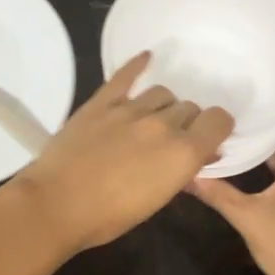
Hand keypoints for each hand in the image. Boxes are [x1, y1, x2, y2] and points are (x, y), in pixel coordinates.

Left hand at [10, 52, 234, 253]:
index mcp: (183, 153)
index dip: (218, 127)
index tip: (211, 136)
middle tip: (173, 139)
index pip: (218, 120)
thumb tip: (202, 154)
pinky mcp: (100, 102)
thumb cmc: (109, 216)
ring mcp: (130, 109)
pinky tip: (145, 58)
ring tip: (153, 120)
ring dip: (164, 106)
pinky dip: (137, 66)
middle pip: (189, 108)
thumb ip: (182, 171)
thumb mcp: (156, 201)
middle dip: (187, 122)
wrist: (56, 205)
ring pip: (162, 93)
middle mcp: (163, 124)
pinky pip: (125, 76)